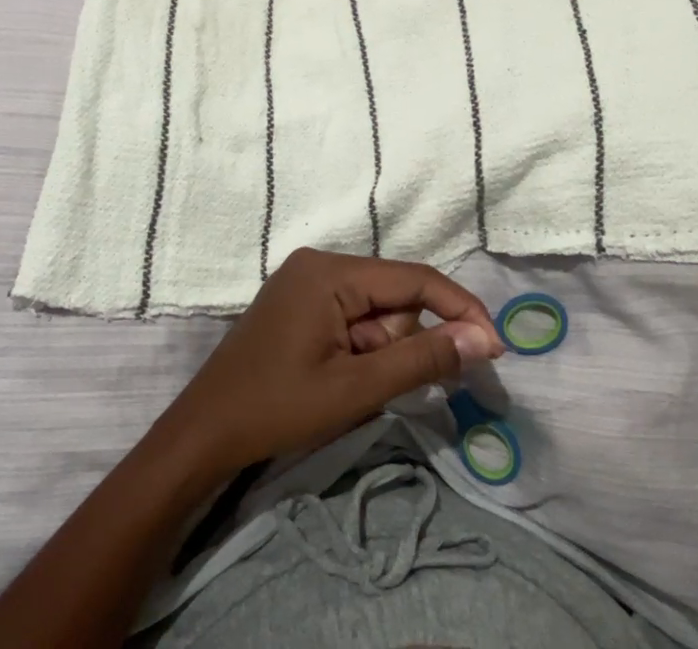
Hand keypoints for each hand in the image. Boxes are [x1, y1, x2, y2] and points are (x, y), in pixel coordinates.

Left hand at [158, 249, 503, 476]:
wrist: (204, 433)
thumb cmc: (277, 408)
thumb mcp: (357, 389)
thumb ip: (424, 359)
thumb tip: (484, 339)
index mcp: (329, 272)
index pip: (416, 279)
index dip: (460, 312)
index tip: (493, 351)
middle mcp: (317, 265)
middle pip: (394, 297)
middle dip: (399, 344)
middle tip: (369, 386)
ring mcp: (304, 284)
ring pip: (375, 313)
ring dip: (377, 354)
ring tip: (344, 388)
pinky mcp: (297, 306)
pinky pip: (351, 320)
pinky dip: (359, 352)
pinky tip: (336, 380)